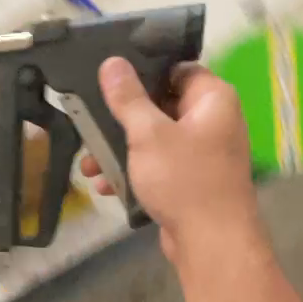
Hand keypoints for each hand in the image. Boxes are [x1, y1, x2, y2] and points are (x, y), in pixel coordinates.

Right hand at [81, 58, 259, 264]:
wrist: (209, 238)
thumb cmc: (183, 178)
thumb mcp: (147, 135)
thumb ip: (127, 99)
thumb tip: (112, 63)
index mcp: (212, 99)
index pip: (177, 70)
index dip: (144, 75)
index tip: (109, 86)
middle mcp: (212, 120)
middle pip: (160, 108)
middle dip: (121, 123)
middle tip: (89, 132)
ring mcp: (202, 153)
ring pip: (154, 141)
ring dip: (120, 152)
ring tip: (90, 168)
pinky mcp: (190, 180)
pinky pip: (157, 167)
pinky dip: (133, 173)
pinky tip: (107, 186)